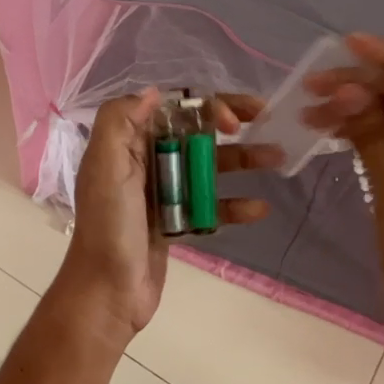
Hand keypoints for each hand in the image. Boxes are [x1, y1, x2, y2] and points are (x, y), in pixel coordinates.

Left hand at [56, 91, 279, 336]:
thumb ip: (120, 122)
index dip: (206, 106)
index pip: (173, 110)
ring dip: (242, 160)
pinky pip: (210, 204)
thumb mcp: (105, 166)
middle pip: (194, 133)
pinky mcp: (175, 221)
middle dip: (231, 125)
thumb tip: (155, 91)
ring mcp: (162, 192)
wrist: (107, 291)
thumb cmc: (108, 226)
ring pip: (208, 166)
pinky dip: (234, 204)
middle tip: (269, 124)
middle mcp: (143, 162)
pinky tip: (260, 208)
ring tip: (278, 158)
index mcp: (126, 143)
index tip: (235, 120)